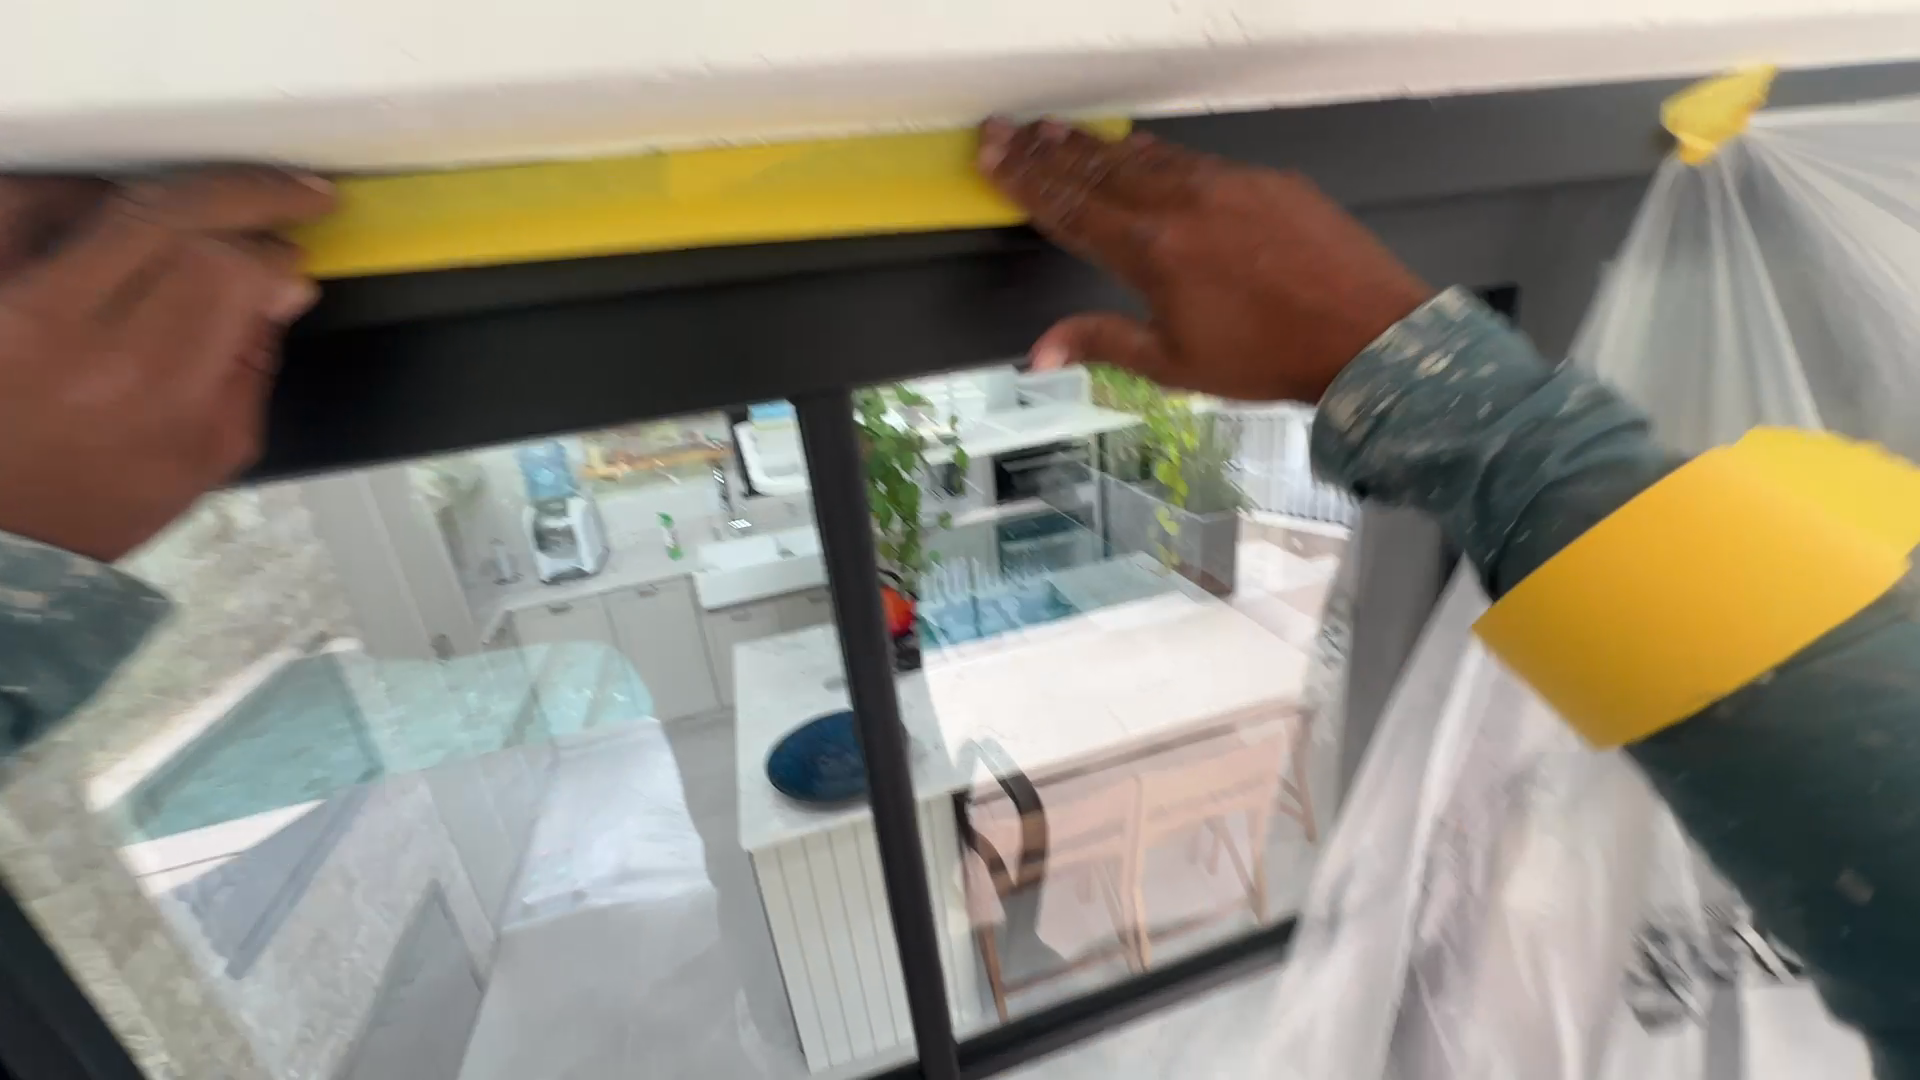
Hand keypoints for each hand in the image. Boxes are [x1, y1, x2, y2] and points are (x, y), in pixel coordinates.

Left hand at [0, 168, 335, 562]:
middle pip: (163, 216)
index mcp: (147, 378)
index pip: (225, 269)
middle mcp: (59, 324)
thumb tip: (282, 288)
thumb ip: (251, 361)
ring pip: (84, 196)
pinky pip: (9, 203)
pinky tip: (112, 215)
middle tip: (295, 191)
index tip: (300, 252)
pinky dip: (72, 195)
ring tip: (200, 213)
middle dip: (245, 193)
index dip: (275, 250)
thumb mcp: (219, 446)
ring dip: (160, 195)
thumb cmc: (112, 495)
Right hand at [977, 119, 1433, 402]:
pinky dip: (1148, 152)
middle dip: (1044, 151)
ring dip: (1092, 144)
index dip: (1026, 181)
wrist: (1363, 332)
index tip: (993, 155)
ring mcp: (1223, 183)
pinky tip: (1132, 149)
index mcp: (1151, 252)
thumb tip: (1038, 353)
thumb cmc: (1261, 358)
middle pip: (1097, 170)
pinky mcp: (1260, 178)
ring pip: (1141, 156)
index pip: (1072, 208)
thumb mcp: (1170, 364)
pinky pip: (1188, 158)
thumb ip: (1100, 343)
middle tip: (1005, 129)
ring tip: (1053, 130)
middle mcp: (1180, 204)